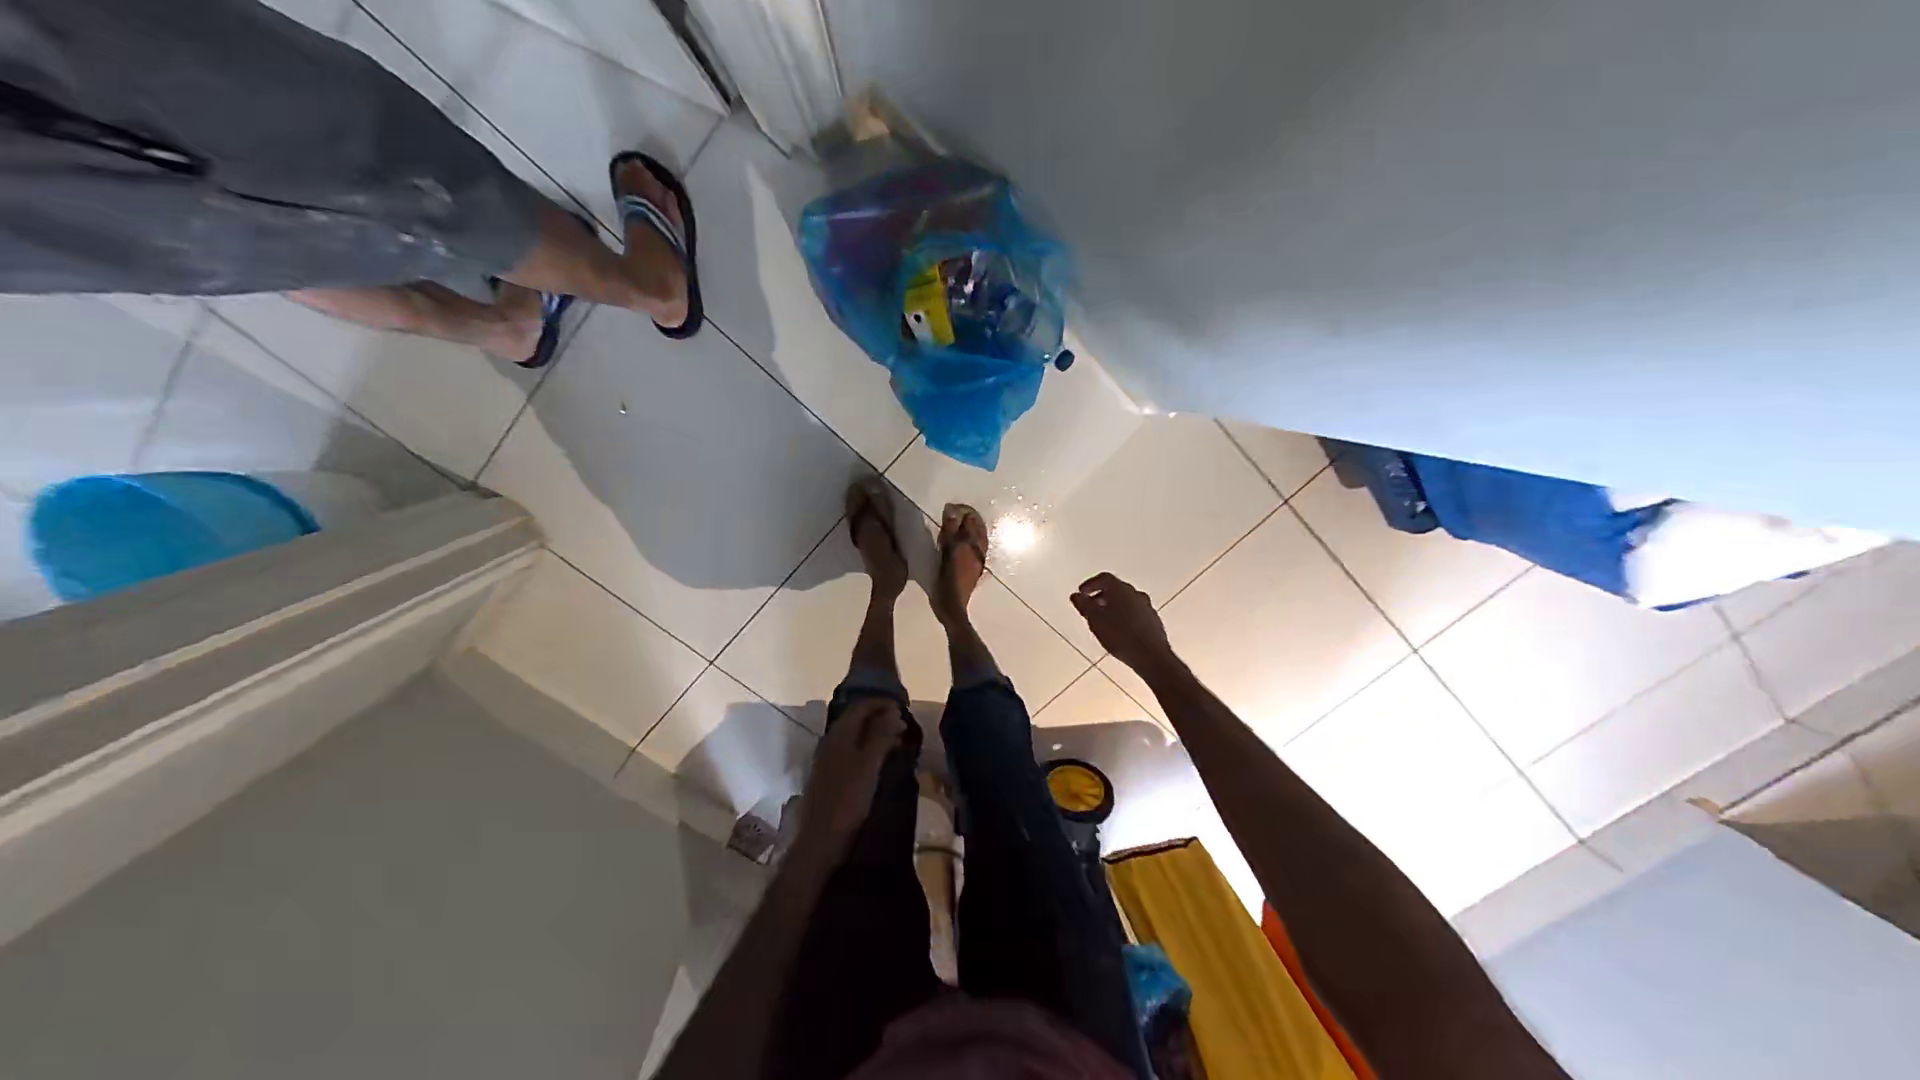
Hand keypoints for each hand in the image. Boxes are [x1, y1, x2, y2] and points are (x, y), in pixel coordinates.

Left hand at [795, 697, 905, 860]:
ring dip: (875, 732)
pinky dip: (868, 747)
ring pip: (854, 735)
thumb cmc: (848, 800)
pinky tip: (880, 760)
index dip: (882, 703)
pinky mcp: (829, 774)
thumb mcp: (869, 765)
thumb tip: (893, 711)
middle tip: (903, 725)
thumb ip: (881, 735)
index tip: (904, 709)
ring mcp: (828, 758)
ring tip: (897, 740)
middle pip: (856, 718)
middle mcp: (831, 741)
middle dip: (880, 716)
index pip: (861, 706)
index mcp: (839, 734)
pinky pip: (851, 750)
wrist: (821, 840)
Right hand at [1071, 573, 1177, 674]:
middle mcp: (1135, 594)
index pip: (1104, 578)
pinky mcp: (1153, 621)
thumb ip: (1084, 605)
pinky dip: (1124, 616)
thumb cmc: (1121, 636)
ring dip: (1113, 606)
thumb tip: (1076, 596)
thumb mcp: (1095, 620)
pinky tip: (1119, 629)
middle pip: (1116, 588)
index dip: (1090, 584)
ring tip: (1103, 619)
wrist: (1151, 656)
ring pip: (1126, 601)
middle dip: (1101, 595)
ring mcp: (1146, 607)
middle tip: (1091, 606)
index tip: (1082, 591)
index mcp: (1120, 589)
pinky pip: (1135, 612)